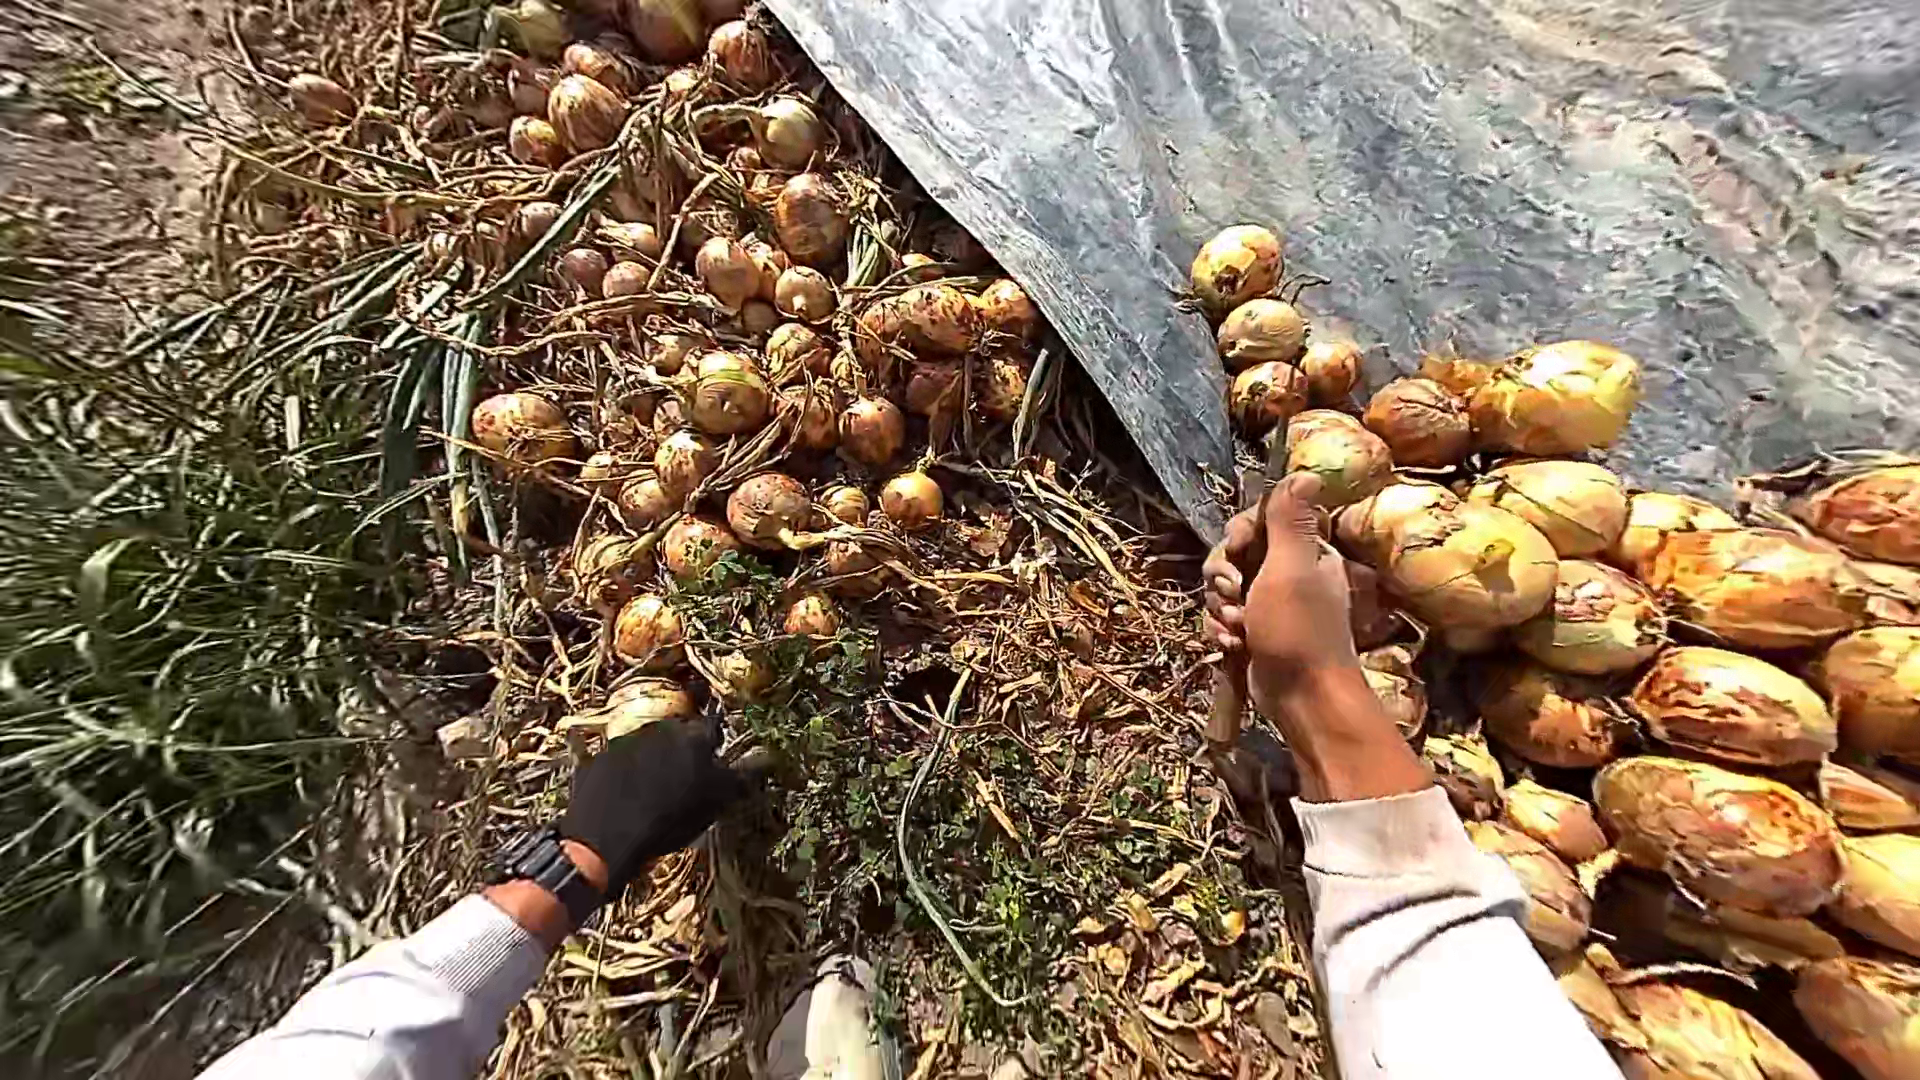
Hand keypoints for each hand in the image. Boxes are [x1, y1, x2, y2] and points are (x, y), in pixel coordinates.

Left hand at [560, 720, 745, 896]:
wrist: (603, 841)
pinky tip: (624, 797)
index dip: (715, 747)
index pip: (714, 729)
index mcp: (694, 735)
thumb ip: (743, 776)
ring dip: (654, 759)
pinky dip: (624, 773)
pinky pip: (618, 761)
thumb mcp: (716, 800)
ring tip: (653, 790)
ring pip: (648, 745)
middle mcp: (662, 728)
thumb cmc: (671, 818)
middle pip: (680, 734)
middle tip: (684, 779)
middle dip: (684, 750)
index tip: (713, 766)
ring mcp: (626, 741)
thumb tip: (770, 757)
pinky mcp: (598, 759)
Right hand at [1208, 472, 1429, 802]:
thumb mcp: (1292, 569)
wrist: (1302, 699)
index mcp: (1302, 552)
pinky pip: (1220, 617)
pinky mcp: (1252, 631)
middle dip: (1222, 579)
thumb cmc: (1299, 631)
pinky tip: (1230, 646)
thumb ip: (1290, 522)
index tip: (1235, 552)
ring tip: (1236, 630)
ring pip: (1220, 589)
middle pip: (1229, 556)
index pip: (1253, 524)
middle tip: (1233, 596)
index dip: (1235, 536)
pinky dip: (1221, 630)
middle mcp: (1285, 573)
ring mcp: (1266, 604)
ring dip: (1220, 610)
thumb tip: (1308, 472)